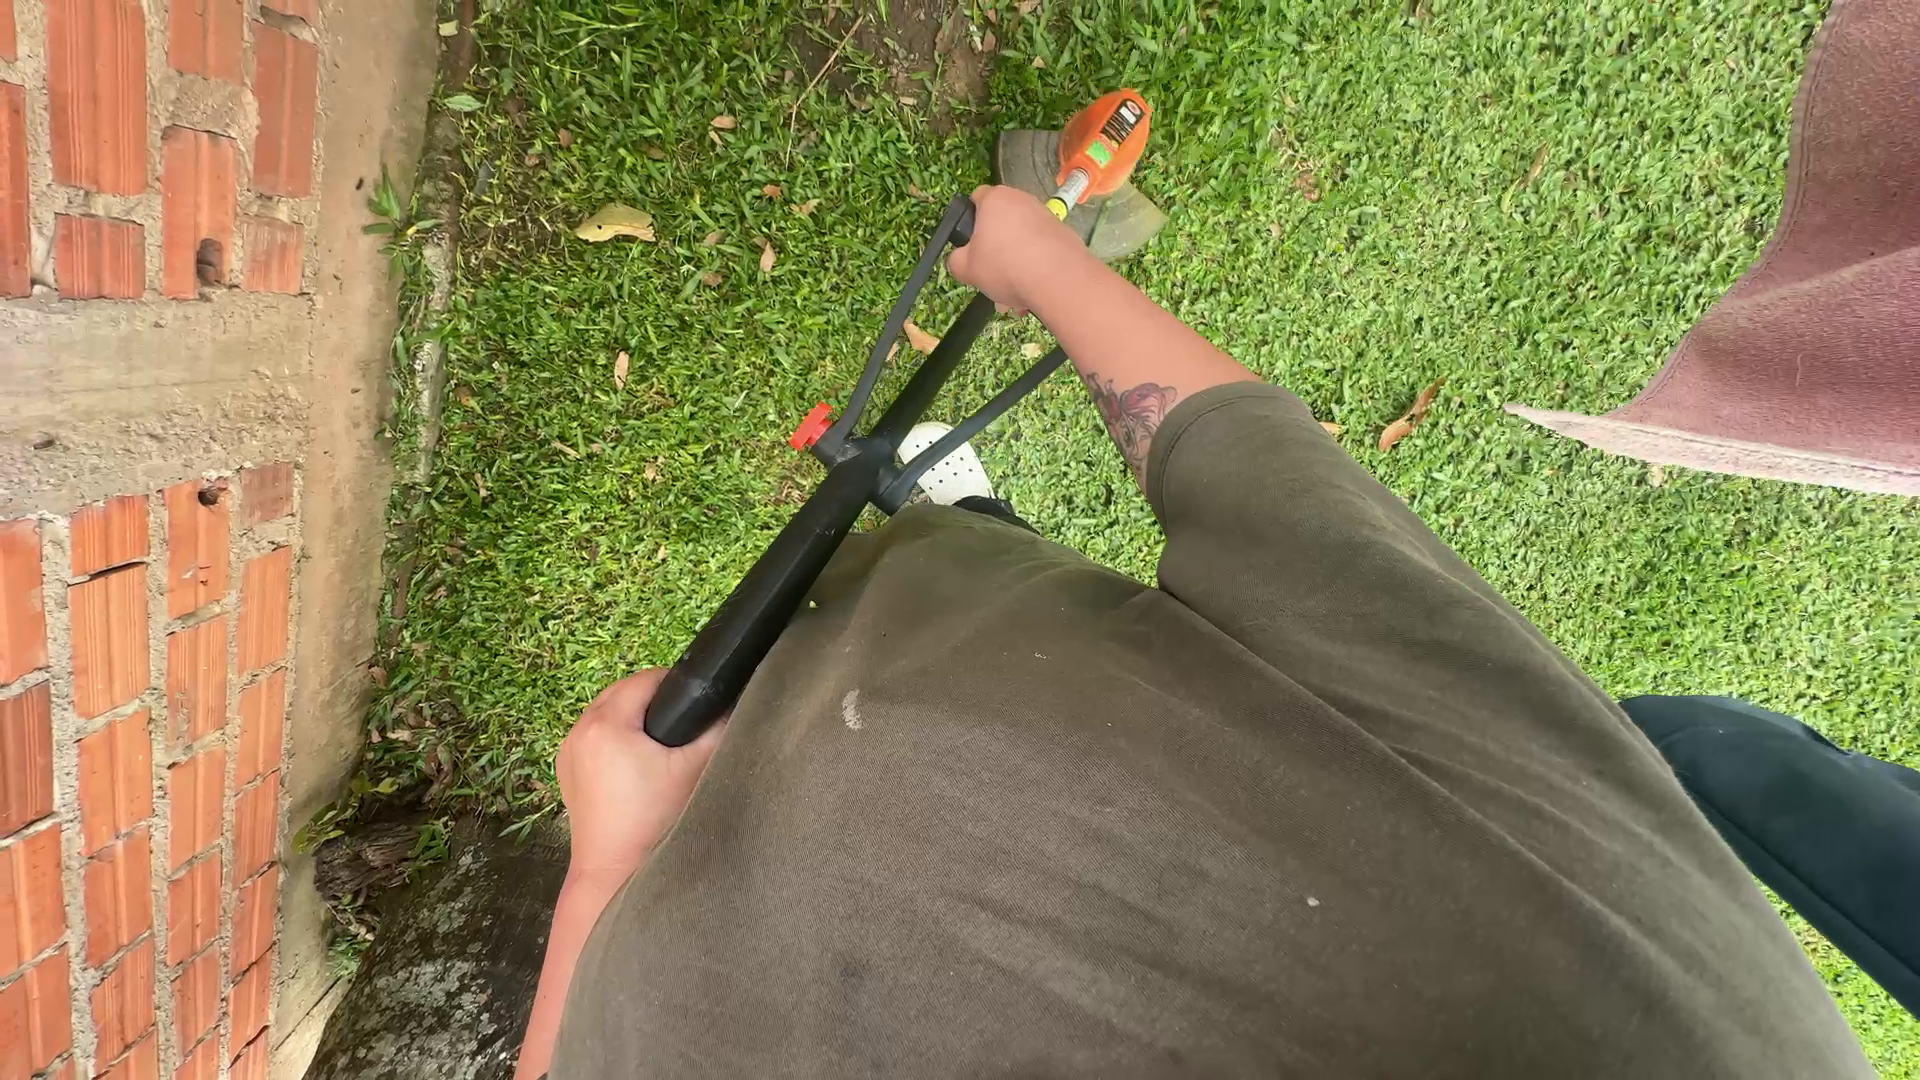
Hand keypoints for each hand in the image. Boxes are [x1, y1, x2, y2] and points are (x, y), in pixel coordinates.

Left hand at [555, 669, 725, 877]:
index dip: (675, 685)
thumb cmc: (656, 815)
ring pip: (607, 711)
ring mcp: (567, 751)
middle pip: (622, 691)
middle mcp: (579, 730)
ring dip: (633, 715)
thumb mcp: (696, 765)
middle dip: (654, 698)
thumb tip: (726, 704)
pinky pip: (595, 734)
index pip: (646, 679)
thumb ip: (716, 726)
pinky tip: (637, 759)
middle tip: (683, 721)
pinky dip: (616, 735)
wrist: (616, 870)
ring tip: (663, 741)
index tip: (696, 705)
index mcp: (606, 723)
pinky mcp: (567, 771)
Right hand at [949, 185, 1092, 312]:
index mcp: (995, 199)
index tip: (972, 244)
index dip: (971, 220)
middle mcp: (1022, 199)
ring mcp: (1045, 215)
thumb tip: (960, 259)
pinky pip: (1041, 251)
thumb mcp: (967, 269)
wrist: (1056, 278)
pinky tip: (1032, 294)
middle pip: (1002, 224)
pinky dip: (1035, 269)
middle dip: (996, 252)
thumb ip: (957, 261)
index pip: (977, 198)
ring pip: (1021, 242)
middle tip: (992, 278)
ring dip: (1015, 266)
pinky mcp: (1063, 233)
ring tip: (1013, 296)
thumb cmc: (1004, 266)